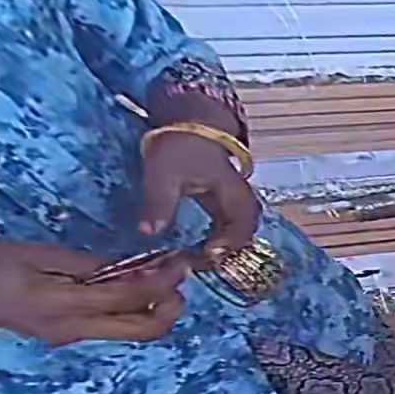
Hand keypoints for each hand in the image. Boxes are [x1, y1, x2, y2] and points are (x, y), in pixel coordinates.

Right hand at [0, 241, 185, 345]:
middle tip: (176, 278)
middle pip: (147, 329)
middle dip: (171, 305)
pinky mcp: (72, 334)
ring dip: (159, 309)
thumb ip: (93, 265)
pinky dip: (137, 310)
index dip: (164, 281)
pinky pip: (117, 327)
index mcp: (63, 305)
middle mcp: (76, 328)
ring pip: (136, 332)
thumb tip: (140, 267)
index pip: (132, 298)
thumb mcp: (39, 254)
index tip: (180, 262)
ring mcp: (74, 335)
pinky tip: (137, 288)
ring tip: (161, 281)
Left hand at [140, 130, 260, 256]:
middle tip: (198, 262)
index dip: (223, 247)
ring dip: (225, 248)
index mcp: (235, 198)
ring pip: (243, 236)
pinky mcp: (235, 207)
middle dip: (225, 253)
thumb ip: (158, 205)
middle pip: (244, 238)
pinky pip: (236, 230)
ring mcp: (243, 207)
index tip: (200, 257)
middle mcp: (246, 205)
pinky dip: (224, 240)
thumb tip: (148, 233)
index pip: (238, 231)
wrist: (192, 131)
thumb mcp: (162, 176)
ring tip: (202, 257)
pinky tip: (207, 245)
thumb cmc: (179, 151)